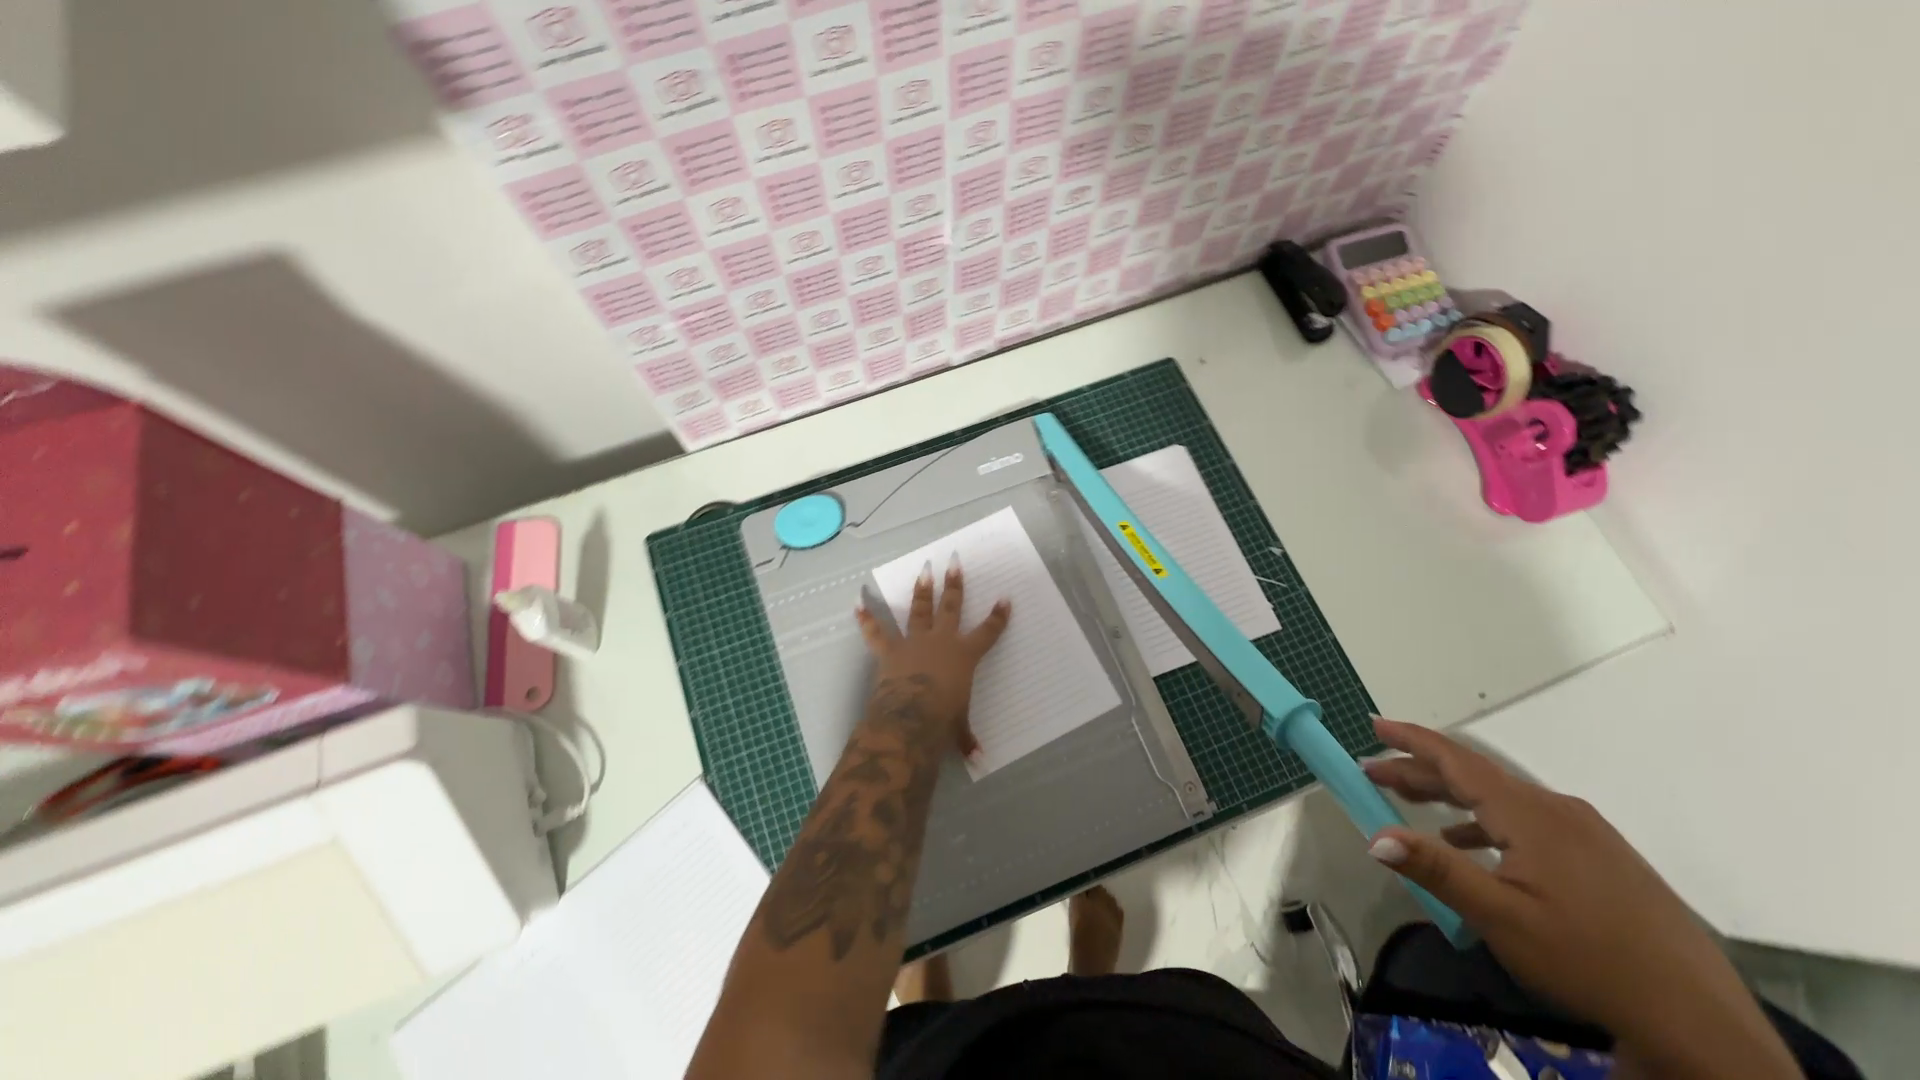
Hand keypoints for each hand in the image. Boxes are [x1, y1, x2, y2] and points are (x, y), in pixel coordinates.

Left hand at [855, 556, 1010, 760]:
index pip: (987, 633)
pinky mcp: (890, 650)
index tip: (1005, 599)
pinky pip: (877, 633)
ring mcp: (914, 642)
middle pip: (951, 607)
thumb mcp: (958, 728)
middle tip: (954, 562)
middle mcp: (942, 641)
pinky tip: (858, 602)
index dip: (998, 617)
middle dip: (955, 584)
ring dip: (922, 590)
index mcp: (964, 656)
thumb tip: (978, 758)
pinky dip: (866, 619)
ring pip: (919, 610)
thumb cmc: (943, 718)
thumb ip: (965, 737)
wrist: (911, 715)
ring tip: (924, 569)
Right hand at [1363, 717, 1797, 1078]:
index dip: (1412, 741)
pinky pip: (1530, 822)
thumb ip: (1436, 870)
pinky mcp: (1602, 856)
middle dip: (1422, 771)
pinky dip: (1488, 823)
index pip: (1458, 762)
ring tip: (1414, 805)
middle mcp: (1557, 810)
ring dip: (1453, 798)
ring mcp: (1586, 833)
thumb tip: (1376, 838)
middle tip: (1374, 772)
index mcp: (1530, 815)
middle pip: (1478, 777)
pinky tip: (1476, 850)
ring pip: (1504, 800)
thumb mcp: (1499, 916)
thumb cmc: (1586, 958)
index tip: (1374, 724)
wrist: (1694, 1013)